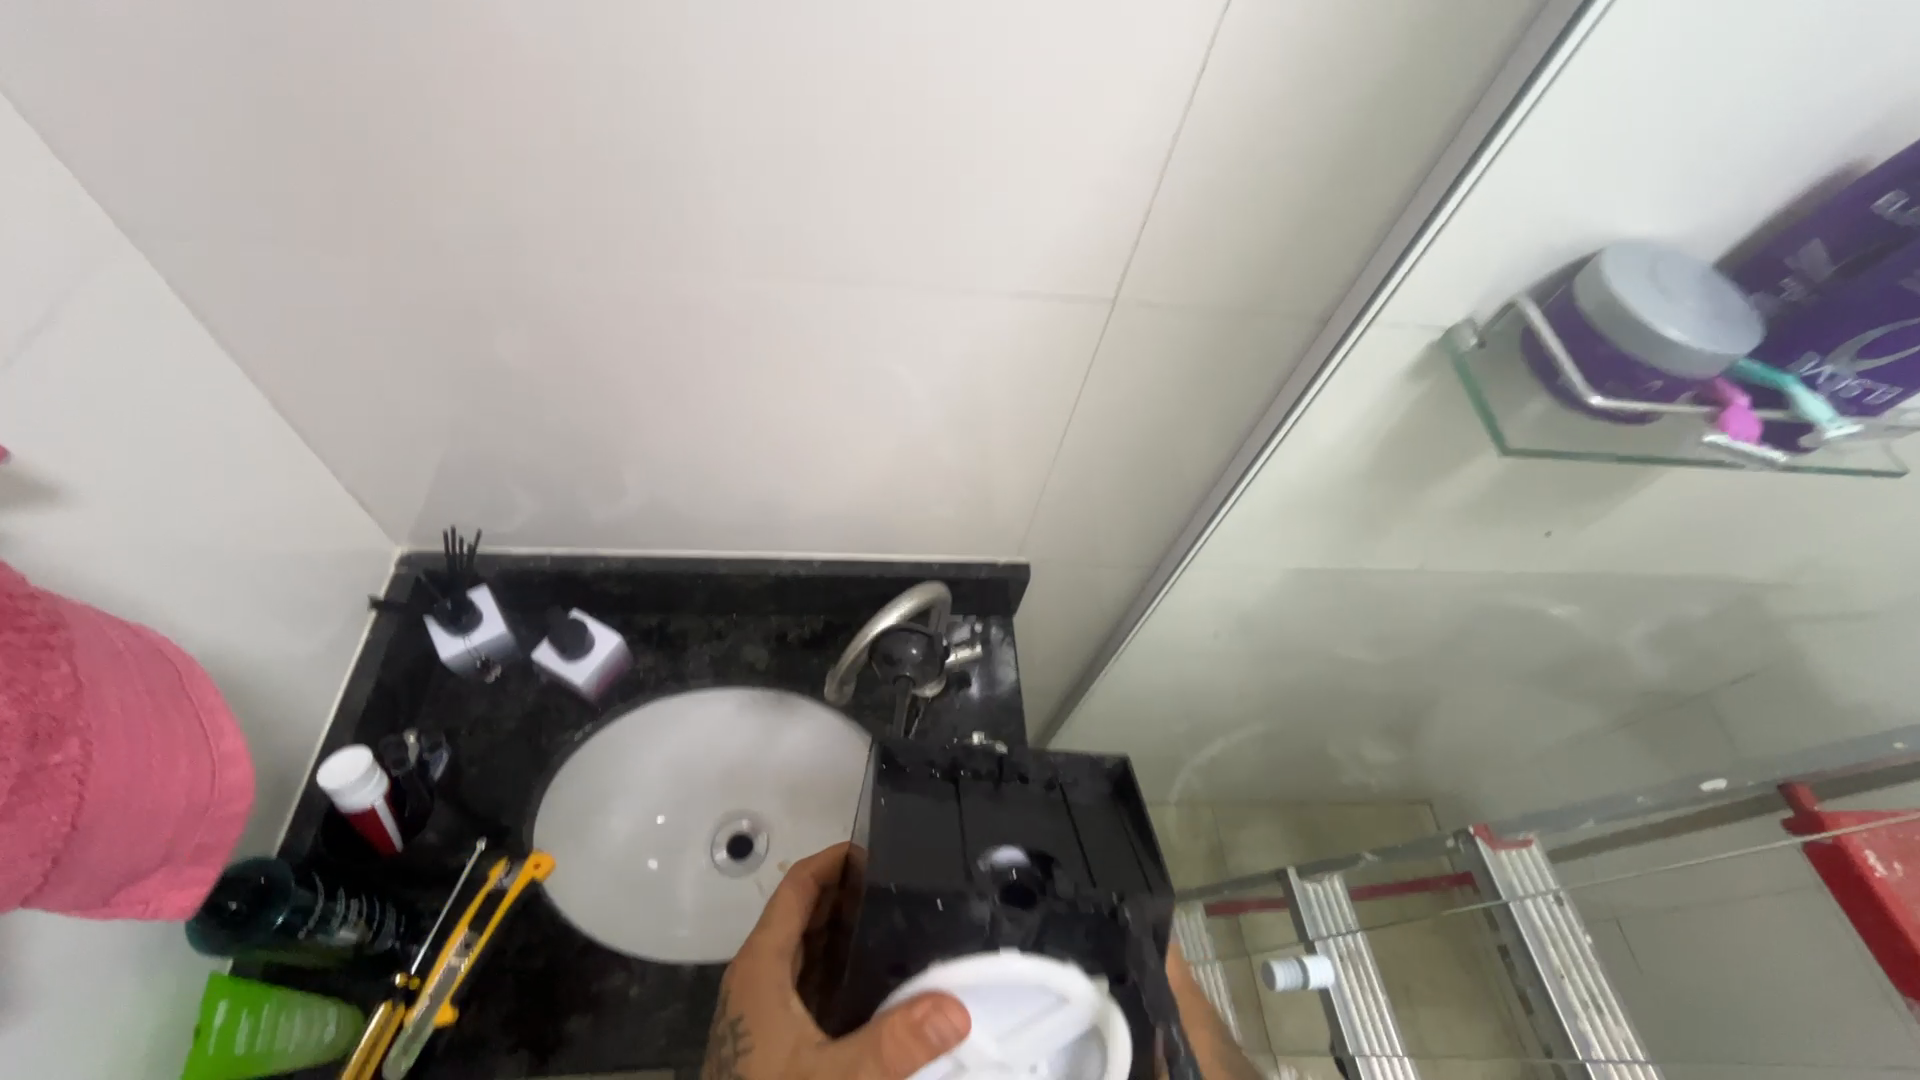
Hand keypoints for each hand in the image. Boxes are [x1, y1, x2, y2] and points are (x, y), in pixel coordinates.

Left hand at [703, 843, 971, 1079]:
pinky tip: (876, 982)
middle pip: (803, 913)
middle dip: (849, 894)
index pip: (797, 888)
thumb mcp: (834, 1078)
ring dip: (844, 931)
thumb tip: (956, 1009)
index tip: (879, 851)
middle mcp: (758, 976)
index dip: (834, 861)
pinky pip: (808, 983)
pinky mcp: (771, 1036)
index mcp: (762, 965)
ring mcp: (762, 1007)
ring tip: (898, 924)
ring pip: (805, 949)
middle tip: (903, 889)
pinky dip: (839, 968)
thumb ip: (892, 1044)